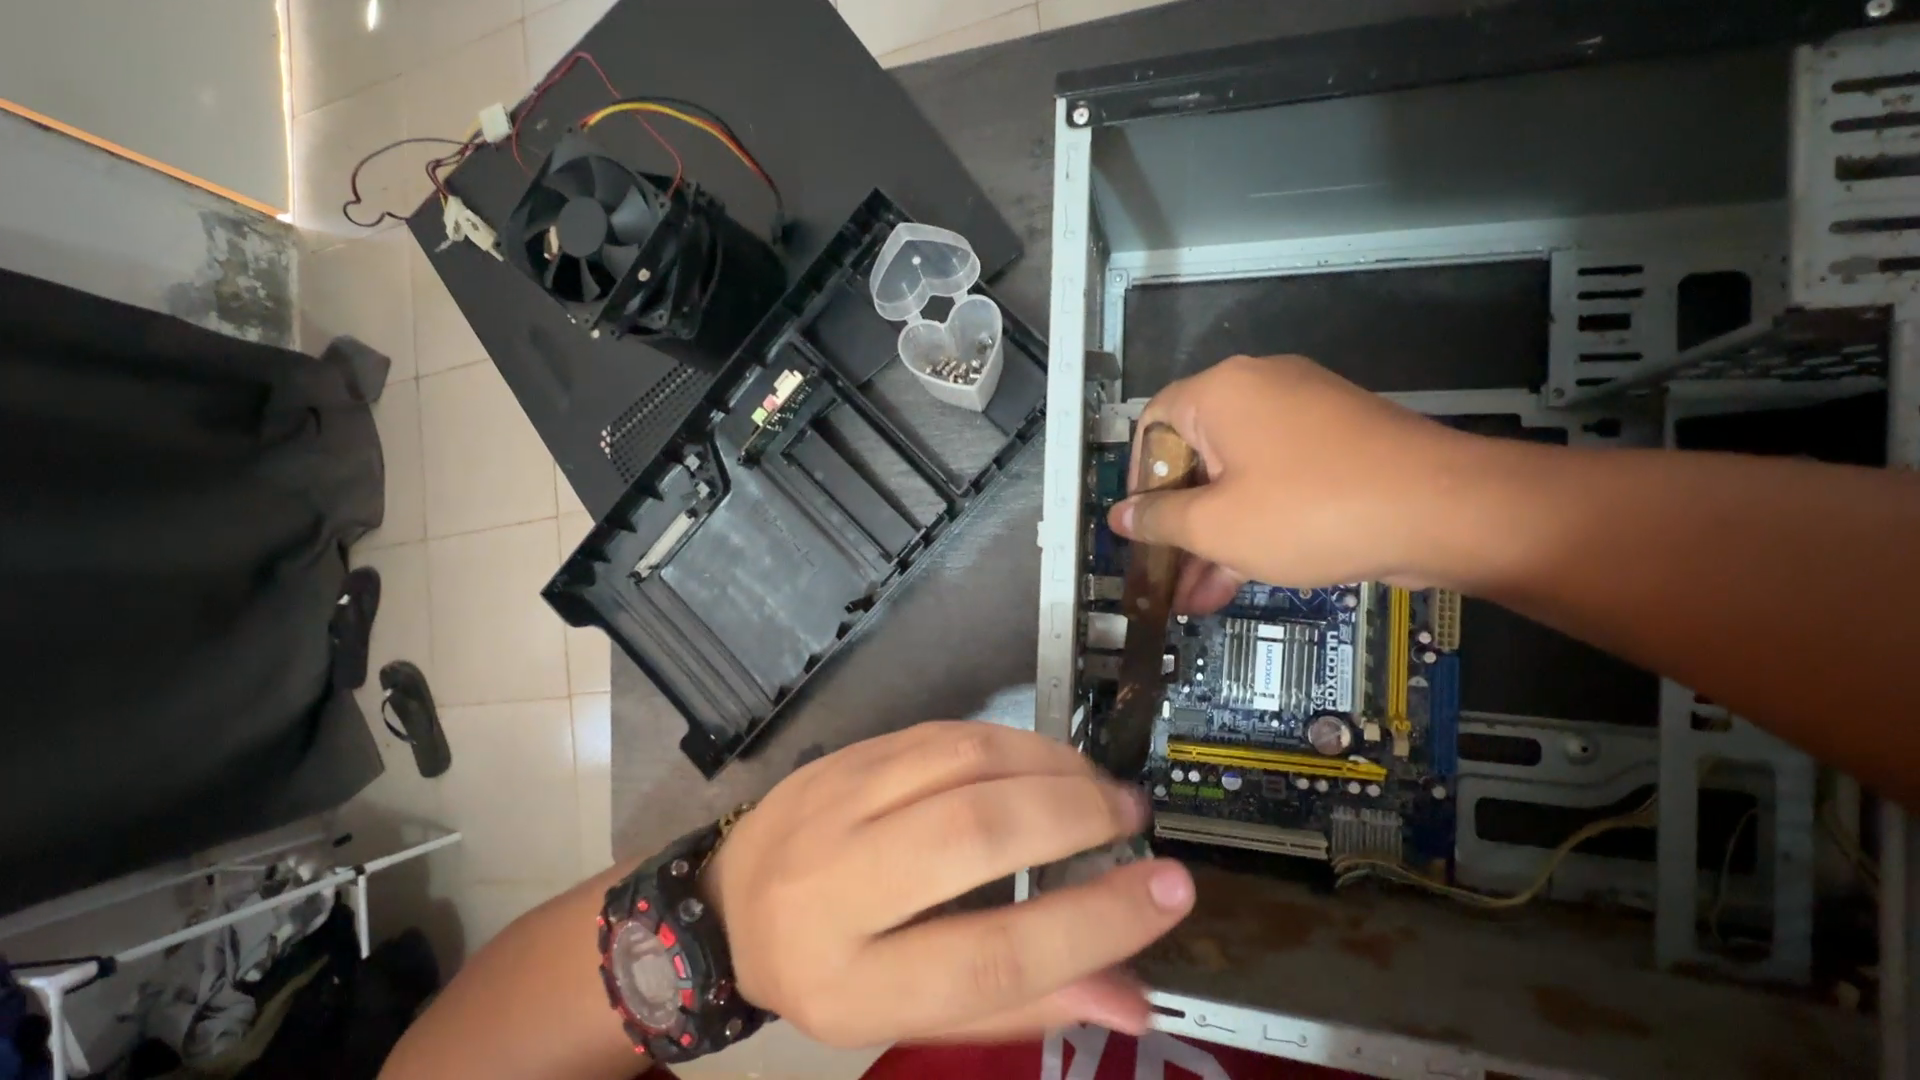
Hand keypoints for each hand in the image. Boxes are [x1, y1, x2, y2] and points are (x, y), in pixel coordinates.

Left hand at [700, 721, 1194, 1046]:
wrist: (729, 903)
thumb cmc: (830, 972)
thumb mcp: (911, 1015)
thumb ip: (1020, 1005)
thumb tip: (1131, 997)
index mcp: (856, 982)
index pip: (991, 957)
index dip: (1093, 925)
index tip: (1167, 891)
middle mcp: (837, 886)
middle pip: (972, 837)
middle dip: (1072, 818)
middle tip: (1131, 819)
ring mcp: (835, 806)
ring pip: (960, 764)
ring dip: (1049, 767)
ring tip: (1098, 787)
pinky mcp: (846, 757)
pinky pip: (943, 734)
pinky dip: (1012, 743)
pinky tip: (1046, 761)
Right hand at [1108, 354, 1463, 611]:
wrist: (1444, 510)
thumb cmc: (1311, 511)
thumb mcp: (1218, 526)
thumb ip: (1160, 521)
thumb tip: (1122, 517)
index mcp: (1220, 392)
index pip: (1151, 426)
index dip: (1137, 483)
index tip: (1140, 529)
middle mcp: (1259, 388)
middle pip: (1196, 455)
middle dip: (1180, 523)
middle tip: (1168, 574)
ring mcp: (1305, 413)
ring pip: (1237, 476)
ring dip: (1216, 535)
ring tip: (1199, 597)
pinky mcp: (1338, 442)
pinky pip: (1277, 479)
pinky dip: (1256, 521)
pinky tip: (1241, 578)